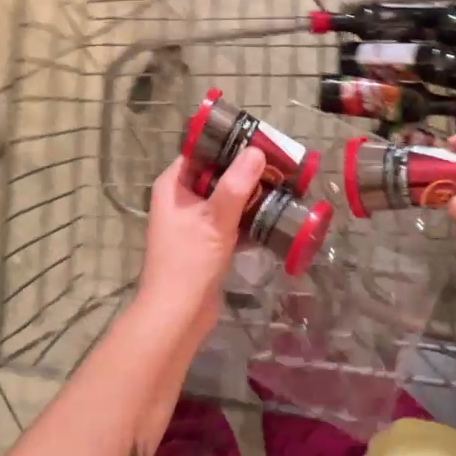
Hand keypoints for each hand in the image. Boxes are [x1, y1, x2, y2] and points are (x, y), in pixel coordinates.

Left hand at [135, 149, 267, 344]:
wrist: (177, 316)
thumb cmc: (189, 261)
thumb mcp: (215, 218)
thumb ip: (236, 185)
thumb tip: (256, 151)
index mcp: (174, 185)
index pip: (201, 151)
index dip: (228, 144)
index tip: (259, 140)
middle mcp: (181, 199)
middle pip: (216, 174)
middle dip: (245, 170)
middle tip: (279, 164)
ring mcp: (194, 222)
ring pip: (226, 198)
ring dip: (250, 195)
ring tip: (282, 185)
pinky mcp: (207, 243)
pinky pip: (230, 221)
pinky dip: (248, 218)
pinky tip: (274, 215)